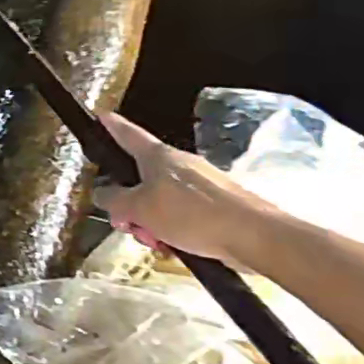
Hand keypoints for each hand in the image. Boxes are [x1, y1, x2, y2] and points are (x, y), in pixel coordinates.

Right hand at [92, 113, 280, 268]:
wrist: (262, 240)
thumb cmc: (192, 215)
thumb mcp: (137, 208)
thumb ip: (112, 199)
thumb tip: (105, 195)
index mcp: (158, 157)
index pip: (128, 134)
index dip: (111, 125)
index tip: (101, 115)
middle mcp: (181, 166)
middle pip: (141, 178)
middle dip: (129, 202)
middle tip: (125, 223)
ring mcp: (205, 187)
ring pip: (162, 200)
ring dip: (151, 221)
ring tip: (156, 242)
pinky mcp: (223, 208)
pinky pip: (186, 214)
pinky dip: (175, 229)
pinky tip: (177, 247)